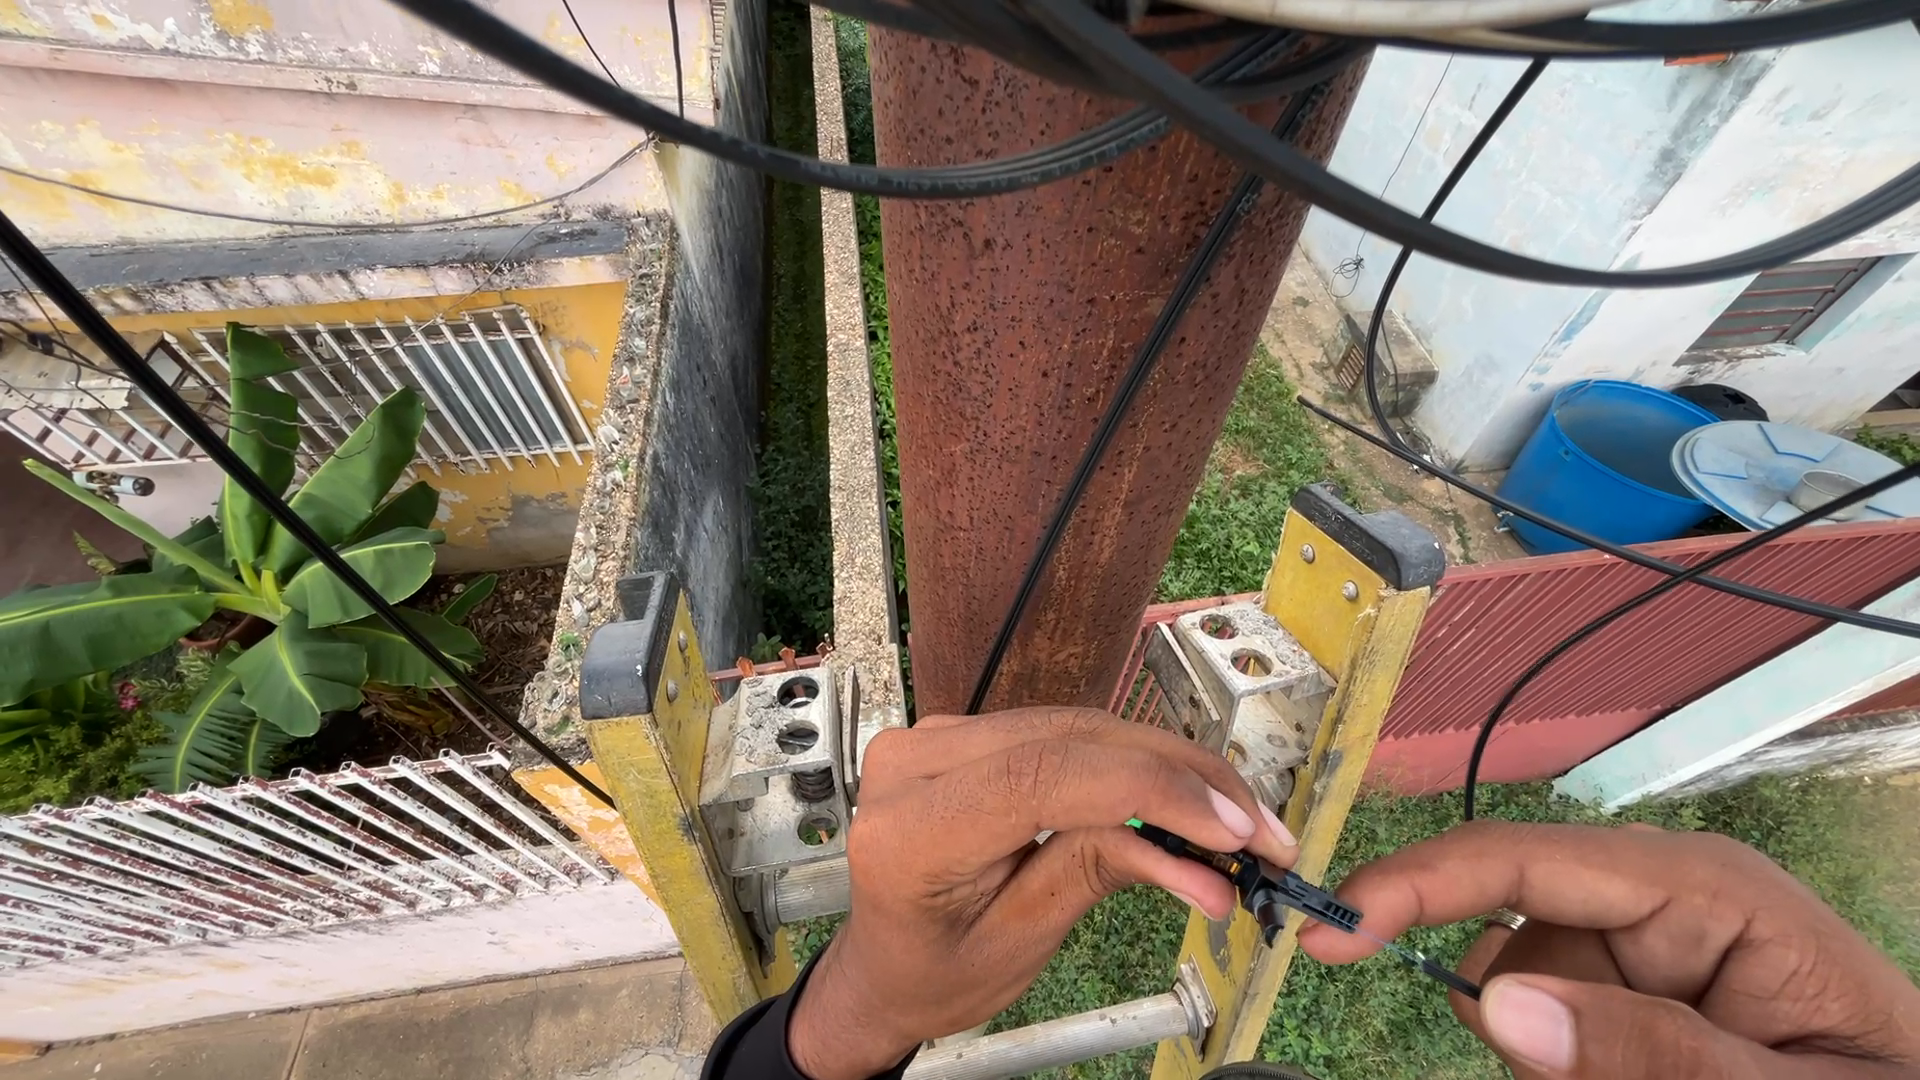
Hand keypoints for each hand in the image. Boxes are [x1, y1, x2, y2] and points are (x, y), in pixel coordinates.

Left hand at [787, 707, 1298, 1079]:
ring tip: (1228, 806)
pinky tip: (1168, 783)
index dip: (1148, 788)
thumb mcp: (1020, 940)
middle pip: (1065, 737)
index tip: (1234, 826)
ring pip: (1069, 724)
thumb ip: (1099, 874)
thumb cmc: (938, 972)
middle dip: (1173, 772)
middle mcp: (913, 761)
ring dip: (1156, 760)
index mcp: (911, 828)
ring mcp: (933, 736)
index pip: (1042, 774)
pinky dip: (1118, 755)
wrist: (884, 960)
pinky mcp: (959, 732)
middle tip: (1254, 821)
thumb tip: (1206, 866)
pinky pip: (1052, 730)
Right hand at [1298, 821, 1919, 1077]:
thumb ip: (1656, 1053)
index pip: (1512, 858)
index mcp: (1695, 883)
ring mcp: (1631, 930)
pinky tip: (1615, 1071)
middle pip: (1500, 914)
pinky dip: (1550, 1048)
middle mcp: (1645, 887)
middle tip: (1559, 1073)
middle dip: (1501, 995)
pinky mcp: (1620, 970)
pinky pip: (1535, 999)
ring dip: (1541, 1045)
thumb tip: (1484, 1002)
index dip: (1410, 884)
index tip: (1330, 931)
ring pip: (1510, 970)